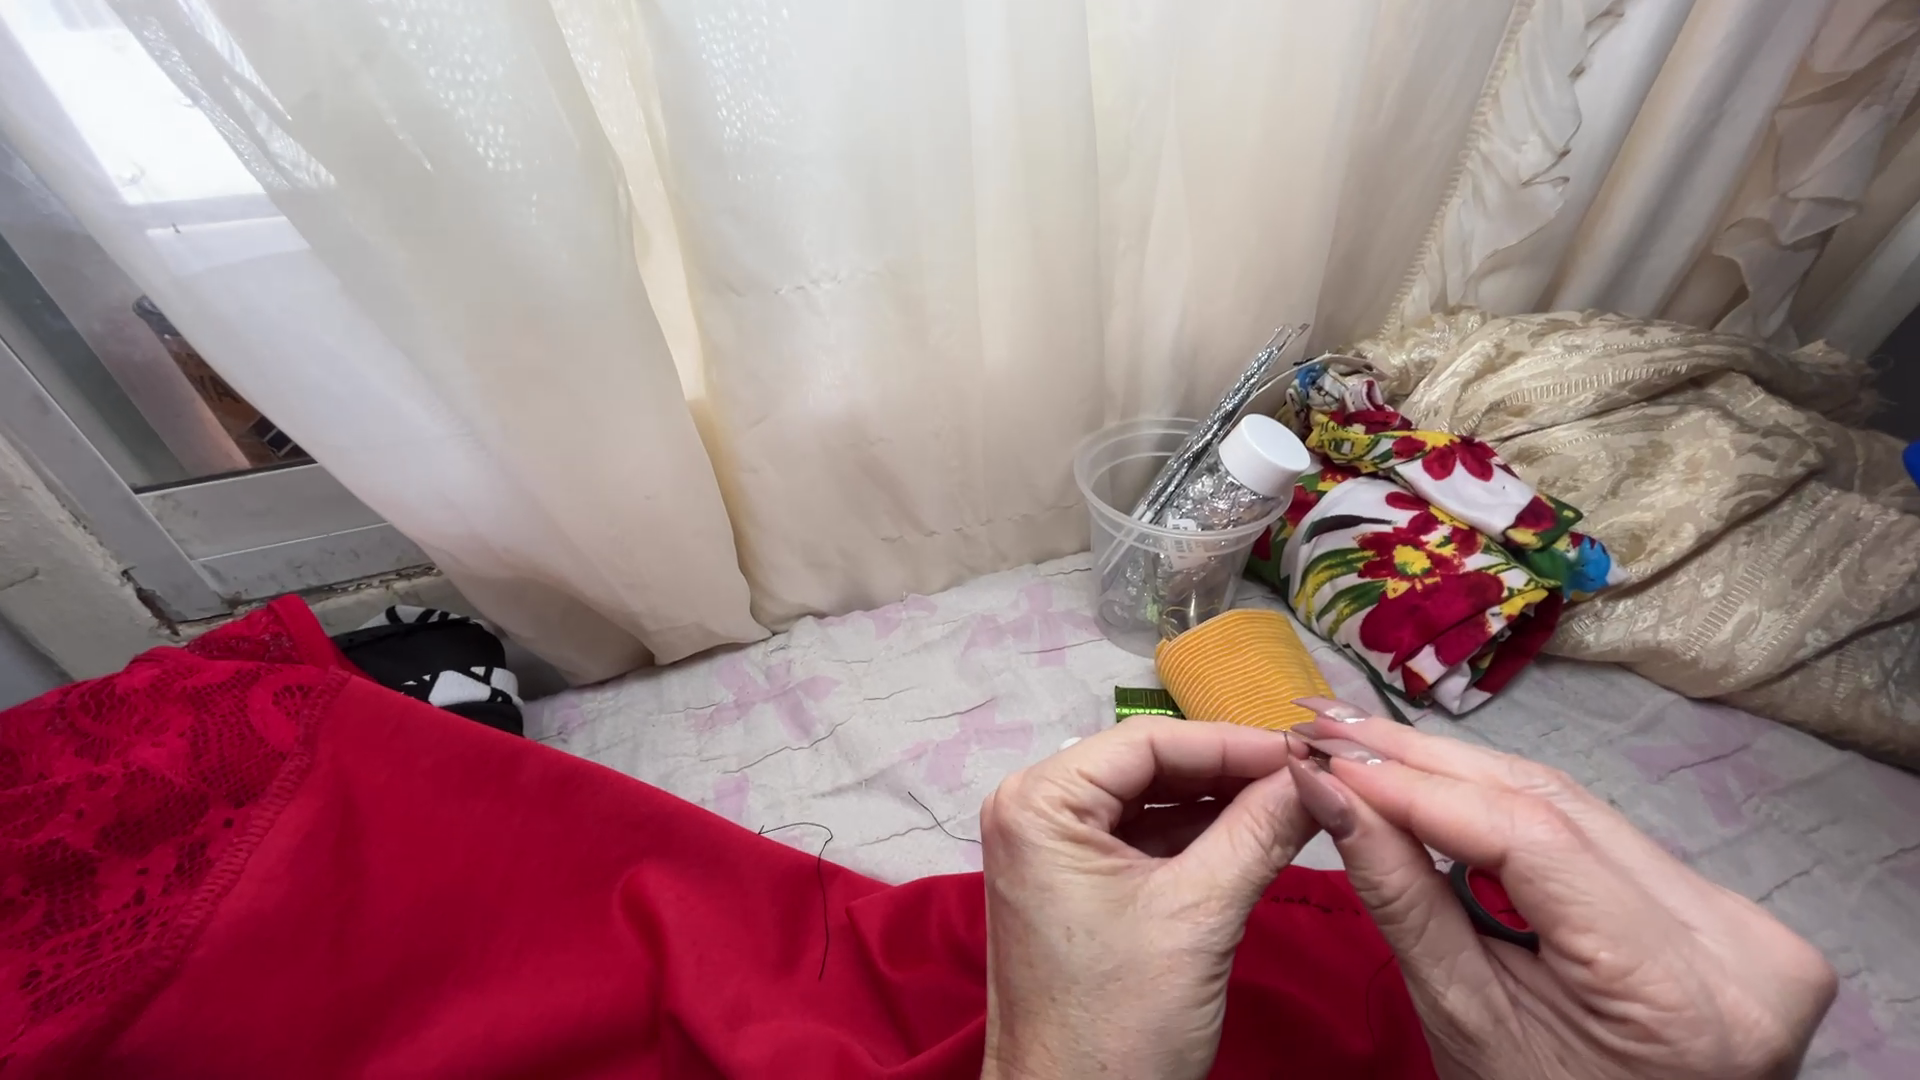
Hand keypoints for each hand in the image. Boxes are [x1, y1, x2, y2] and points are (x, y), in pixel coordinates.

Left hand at [979, 717, 1316, 1079]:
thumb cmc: (1121, 1021)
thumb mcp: (1198, 917)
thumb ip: (1258, 833)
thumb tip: (1313, 774)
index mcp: (1039, 799)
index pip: (1145, 742)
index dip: (1228, 742)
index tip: (1299, 749)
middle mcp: (1033, 806)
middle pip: (1145, 766)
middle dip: (1225, 771)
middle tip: (1302, 773)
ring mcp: (1049, 841)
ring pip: (1146, 799)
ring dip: (1216, 801)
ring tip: (1291, 796)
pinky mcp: (1071, 876)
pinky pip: (1139, 836)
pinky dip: (1194, 835)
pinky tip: (1254, 829)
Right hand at [1289, 696, 1836, 1079]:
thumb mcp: (1455, 1010)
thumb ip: (1394, 889)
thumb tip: (1319, 785)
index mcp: (1678, 989)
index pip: (1525, 835)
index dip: (1411, 783)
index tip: (1319, 752)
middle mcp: (1732, 933)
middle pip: (1541, 798)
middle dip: (1416, 755)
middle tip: (1324, 723)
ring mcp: (1729, 909)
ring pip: (1553, 794)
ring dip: (1442, 764)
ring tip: (1354, 736)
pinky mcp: (1702, 895)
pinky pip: (1571, 816)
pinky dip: (1482, 790)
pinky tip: (1419, 769)